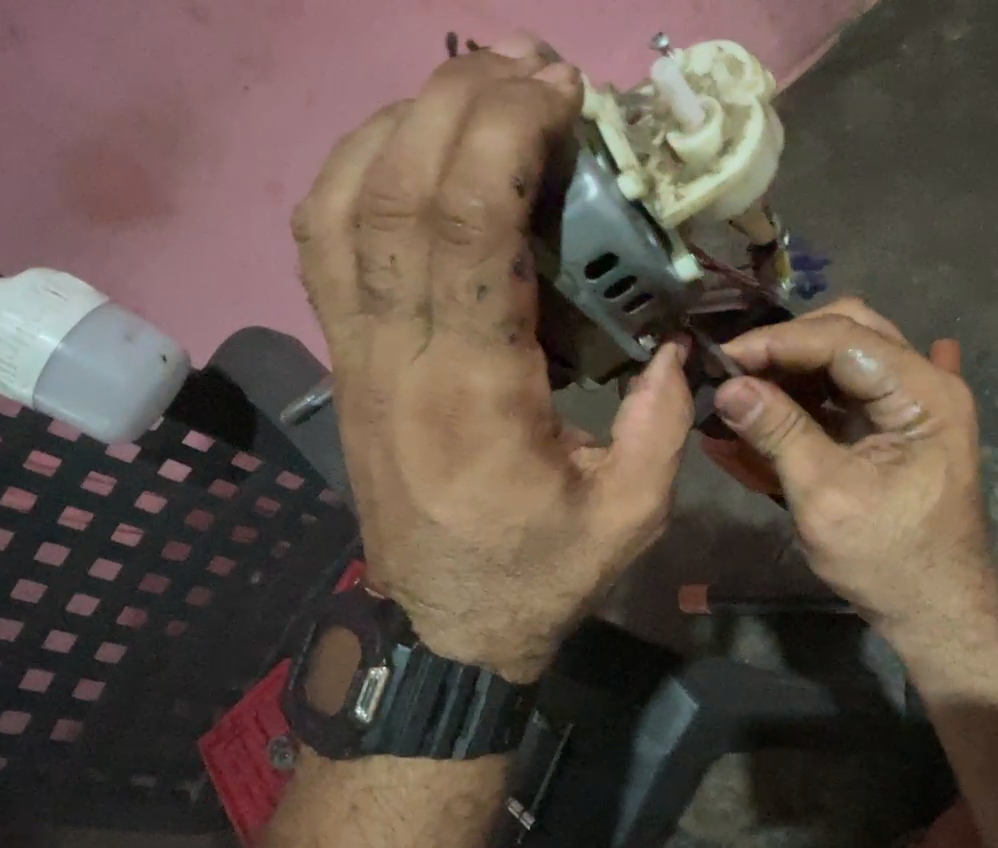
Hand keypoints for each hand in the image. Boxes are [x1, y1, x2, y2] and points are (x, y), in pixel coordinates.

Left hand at [291, 37, 692, 682]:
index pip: (467, 229)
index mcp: (475, 394)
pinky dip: (358, 173)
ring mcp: (355, 357)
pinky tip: (411, 153)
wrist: (445, 629)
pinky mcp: (344, 364)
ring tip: (473, 91)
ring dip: (401, 123)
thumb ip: (661, 424)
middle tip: (531, 68)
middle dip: (459, 101)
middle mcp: (397, 359)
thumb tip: (674, 344)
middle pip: (397, 190)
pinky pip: (323, 243)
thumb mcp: (629, 516)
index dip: (505, 135)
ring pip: (340, 203)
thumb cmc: (538, 578)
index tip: (560, 95)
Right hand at [714, 300, 997, 654]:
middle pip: (849, 331)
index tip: (723, 356)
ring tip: (743, 389)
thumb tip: (727, 385)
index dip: (777, 341)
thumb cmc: (887, 561)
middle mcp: (925, 384)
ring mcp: (913, 404)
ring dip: (793, 368)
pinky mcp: (896, 427)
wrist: (936, 611)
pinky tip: (768, 408)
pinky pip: (846, 391)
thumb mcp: (825, 496)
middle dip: (787, 346)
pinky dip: (806, 395)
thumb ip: (778, 433)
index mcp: (923, 394)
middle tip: (735, 369)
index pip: (843, 338)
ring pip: (845, 356)